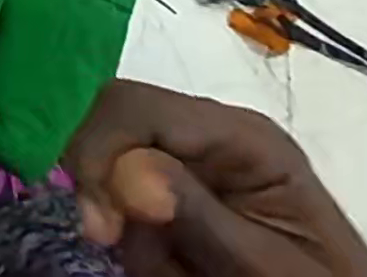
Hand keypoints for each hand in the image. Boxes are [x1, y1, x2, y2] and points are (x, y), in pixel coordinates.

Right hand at [64, 80, 366, 276]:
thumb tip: (127, 176)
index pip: (136, 106)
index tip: (97, 223)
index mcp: (240, 134)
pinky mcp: (164, 173)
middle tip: (104, 236)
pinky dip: (115, 211)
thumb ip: (200, 216)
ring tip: (152, 259)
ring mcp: (183, 148)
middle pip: (113, 116)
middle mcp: (204, 127)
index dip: (99, 148)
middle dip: (98, 172)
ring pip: (105, 144)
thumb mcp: (270, 268)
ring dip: (108, 200)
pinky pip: (113, 173)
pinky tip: (147, 248)